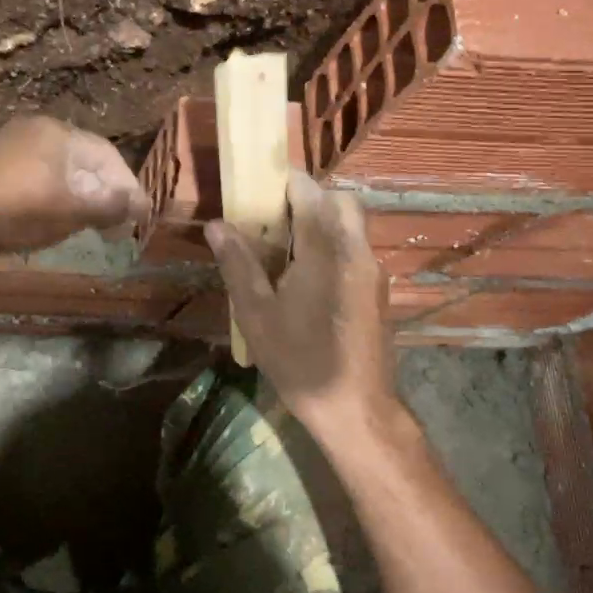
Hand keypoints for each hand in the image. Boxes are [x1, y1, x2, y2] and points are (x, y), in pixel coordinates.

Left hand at [0, 116, 150, 260]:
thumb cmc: (17, 211)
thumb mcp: (72, 211)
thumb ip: (110, 205)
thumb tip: (138, 203)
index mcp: (56, 131)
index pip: (106, 154)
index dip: (127, 185)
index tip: (139, 215)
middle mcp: (31, 129)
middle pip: (81, 160)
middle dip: (103, 191)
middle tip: (116, 223)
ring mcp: (5, 146)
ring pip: (56, 170)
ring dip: (77, 196)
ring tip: (88, 224)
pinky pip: (32, 178)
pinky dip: (50, 197)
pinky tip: (50, 219)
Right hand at [205, 171, 404, 437]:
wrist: (356, 409)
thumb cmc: (300, 360)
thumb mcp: (257, 314)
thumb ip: (238, 264)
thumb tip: (217, 225)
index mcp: (327, 251)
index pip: (311, 193)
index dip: (284, 183)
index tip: (257, 188)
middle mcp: (357, 252)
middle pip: (340, 203)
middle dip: (307, 200)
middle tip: (270, 219)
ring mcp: (372, 273)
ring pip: (350, 227)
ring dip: (320, 224)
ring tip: (281, 249)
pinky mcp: (375, 293)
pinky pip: (354, 251)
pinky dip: (331, 247)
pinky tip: (303, 279)